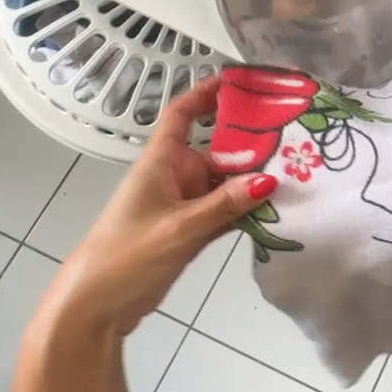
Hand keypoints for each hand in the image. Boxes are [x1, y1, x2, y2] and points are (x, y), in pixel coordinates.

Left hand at [38, 80, 275, 336]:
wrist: (92, 311)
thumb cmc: (126, 256)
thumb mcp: (179, 228)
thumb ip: (226, 204)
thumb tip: (271, 179)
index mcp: (161, 162)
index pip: (182, 114)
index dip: (206, 93)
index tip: (240, 80)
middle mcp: (175, 175)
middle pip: (218, 149)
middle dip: (252, 143)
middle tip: (294, 134)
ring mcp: (184, 204)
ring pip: (227, 182)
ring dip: (255, 180)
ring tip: (299, 168)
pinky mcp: (191, 230)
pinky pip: (226, 209)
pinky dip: (248, 208)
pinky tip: (279, 205)